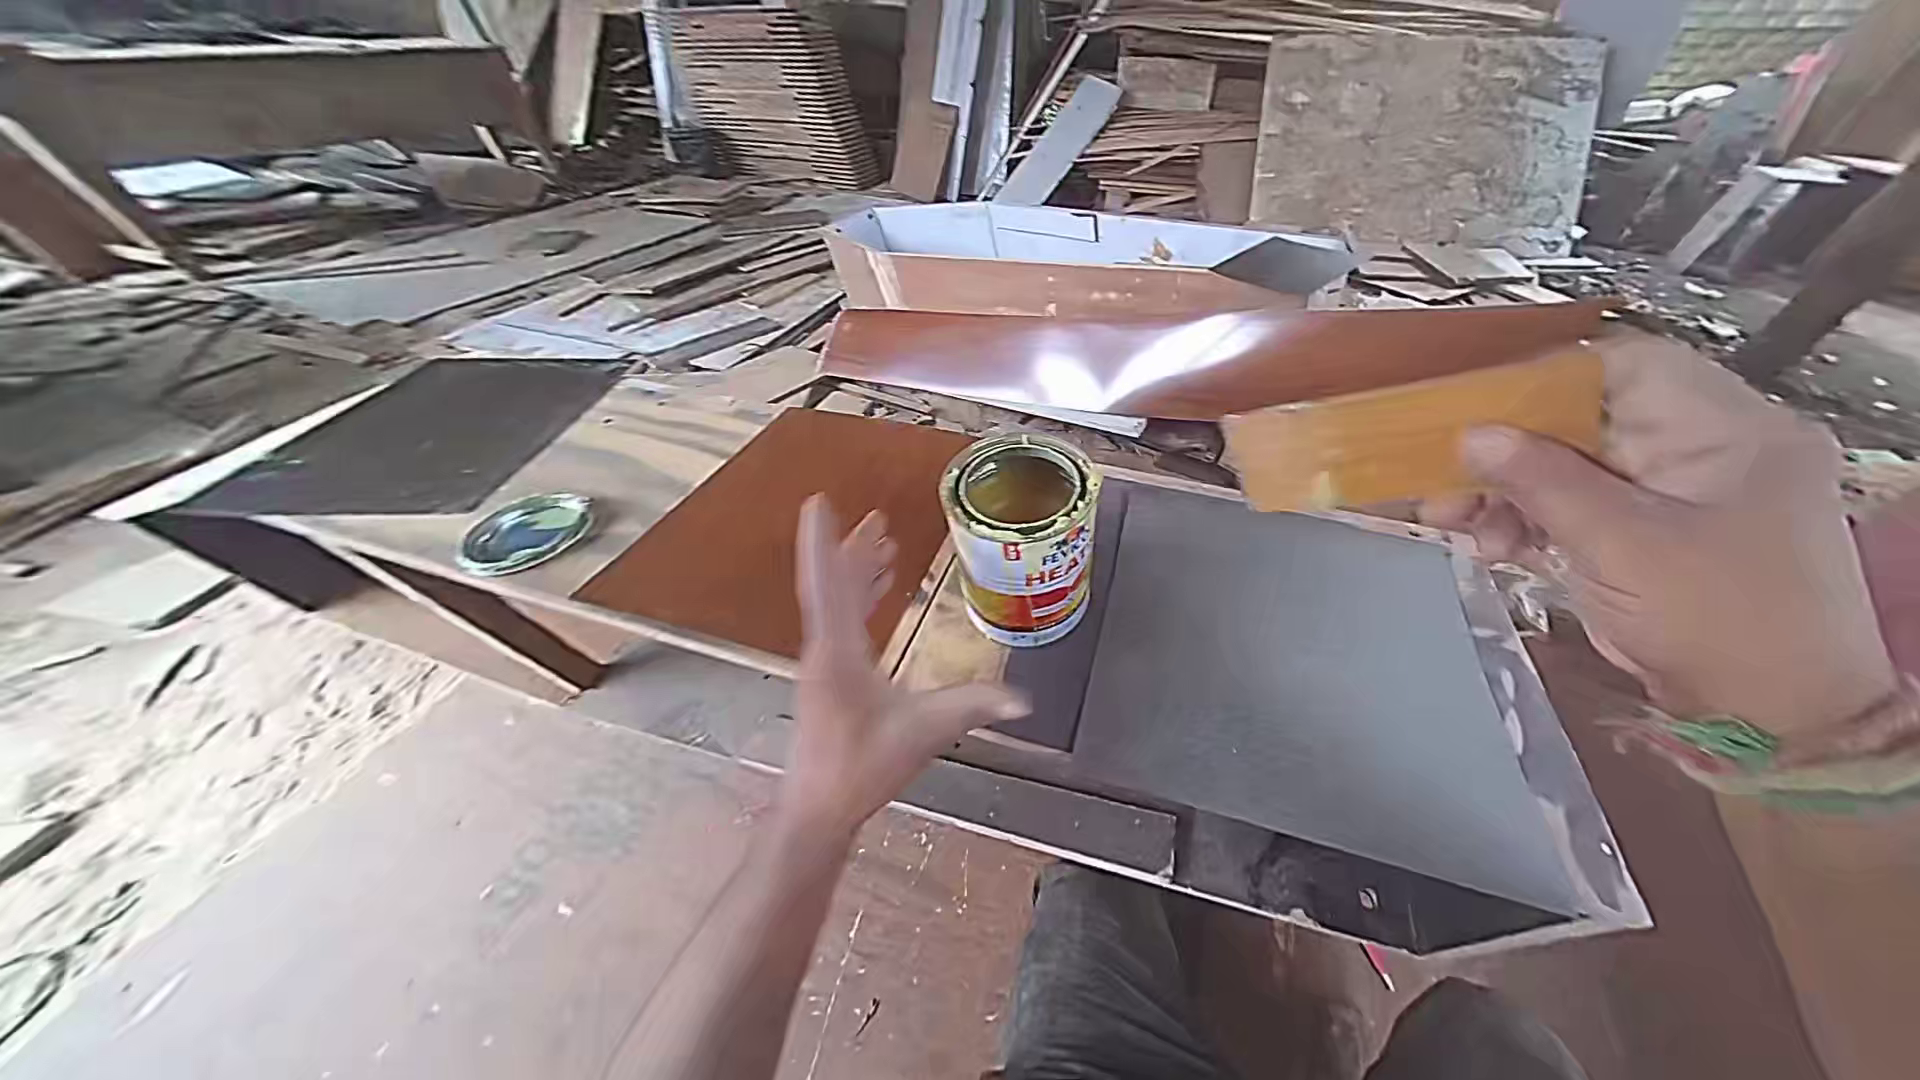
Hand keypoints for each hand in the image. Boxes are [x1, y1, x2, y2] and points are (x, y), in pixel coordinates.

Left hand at [778, 495, 1028, 839]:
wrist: (818, 807)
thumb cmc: (859, 768)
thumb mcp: (923, 733)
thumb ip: (972, 708)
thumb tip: (1022, 700)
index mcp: (839, 651)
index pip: (828, 583)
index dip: (823, 541)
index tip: (818, 504)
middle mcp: (825, 648)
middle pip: (833, 583)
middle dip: (852, 547)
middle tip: (874, 518)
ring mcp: (824, 661)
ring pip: (836, 600)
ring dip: (855, 569)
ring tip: (879, 543)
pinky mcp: (829, 673)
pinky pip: (841, 620)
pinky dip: (858, 598)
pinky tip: (876, 591)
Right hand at [1423, 330, 1896, 736]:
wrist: (1768, 711)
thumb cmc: (1716, 618)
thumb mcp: (1621, 545)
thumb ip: (1544, 483)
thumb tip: (1471, 435)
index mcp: (1723, 432)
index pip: (1628, 366)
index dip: (1544, 377)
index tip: (1472, 407)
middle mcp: (1694, 448)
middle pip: (1577, 420)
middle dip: (1503, 451)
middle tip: (1443, 480)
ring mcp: (1663, 489)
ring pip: (1558, 463)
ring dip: (1500, 492)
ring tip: (1457, 525)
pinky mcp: (1636, 524)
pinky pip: (1562, 502)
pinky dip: (1519, 519)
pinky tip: (1494, 547)